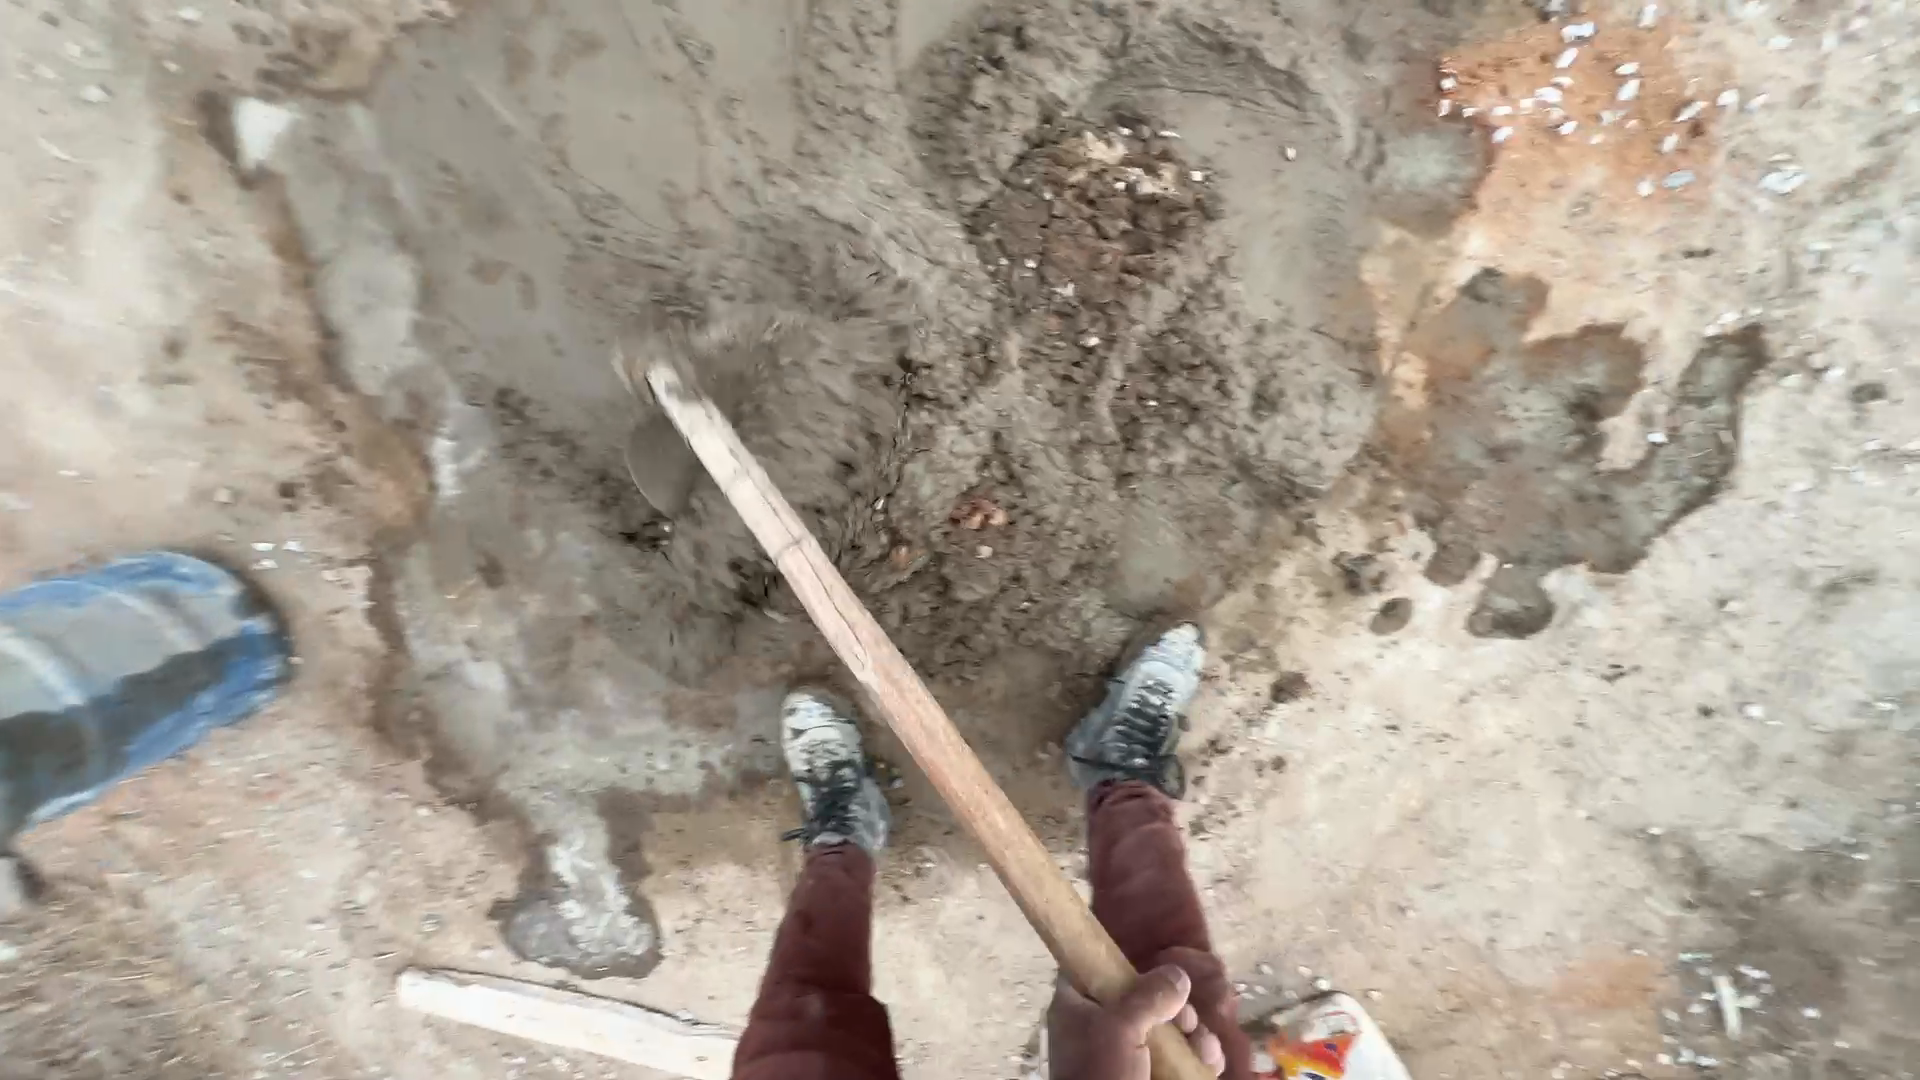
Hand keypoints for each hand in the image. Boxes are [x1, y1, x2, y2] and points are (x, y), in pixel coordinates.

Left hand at [1047, 964, 1226, 1079]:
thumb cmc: (1101, 1076)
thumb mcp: (1120, 1028)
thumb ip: (1148, 996)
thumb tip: (1178, 975)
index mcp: (1077, 1006)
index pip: (1093, 968)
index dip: (1119, 960)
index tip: (1150, 964)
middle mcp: (1101, 1027)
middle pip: (1140, 998)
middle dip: (1172, 1004)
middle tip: (1185, 1018)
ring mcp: (1128, 1056)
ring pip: (1165, 1029)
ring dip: (1191, 1032)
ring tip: (1203, 1043)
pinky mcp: (1152, 1078)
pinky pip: (1179, 1060)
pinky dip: (1197, 1057)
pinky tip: (1211, 1059)